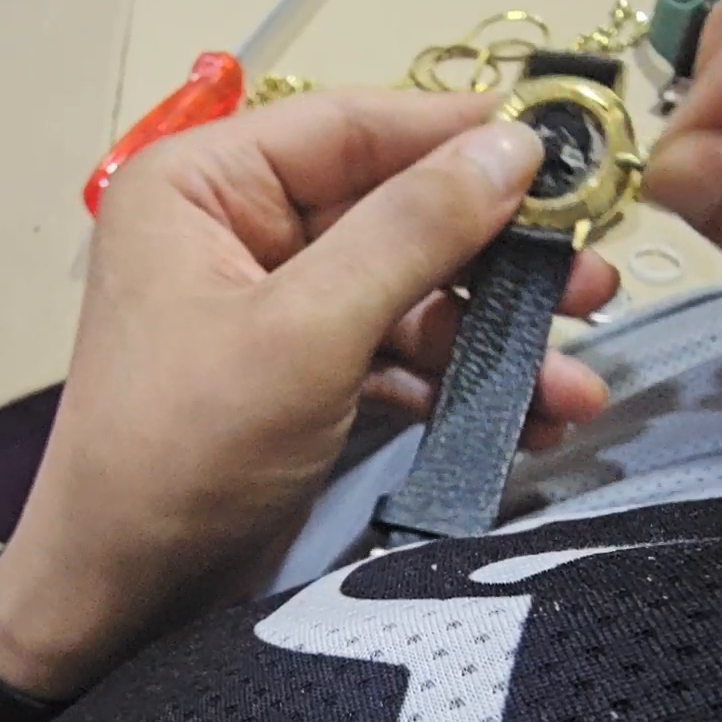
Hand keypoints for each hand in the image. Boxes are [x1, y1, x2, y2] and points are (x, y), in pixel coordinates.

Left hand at [0, 91, 615, 698]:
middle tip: (592, 281)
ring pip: (403, 297)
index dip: (459, 138)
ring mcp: (274, 311)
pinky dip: (452, 386)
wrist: (129, 592)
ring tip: (573, 383)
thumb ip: (411, 234)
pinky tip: (525, 419)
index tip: (566, 154)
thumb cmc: (190, 449)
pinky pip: (390, 358)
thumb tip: (512, 148)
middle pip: (390, 215)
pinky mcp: (302, 377)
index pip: (350, 129)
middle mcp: (238, 235)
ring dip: (489, 340)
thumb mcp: (305, 332)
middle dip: (491, 260)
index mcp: (205, 188)